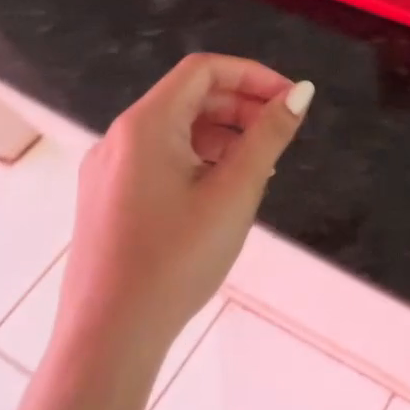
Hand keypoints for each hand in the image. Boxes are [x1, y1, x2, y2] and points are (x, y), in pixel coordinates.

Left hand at [15, 54, 312, 409]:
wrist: (107, 339)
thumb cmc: (176, 257)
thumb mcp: (236, 190)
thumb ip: (270, 134)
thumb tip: (302, 91)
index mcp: (145, 125)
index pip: (205, 70)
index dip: (253, 75)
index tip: (290, 99)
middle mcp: (119, 138)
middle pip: (190, 97)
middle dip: (242, 105)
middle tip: (282, 131)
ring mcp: (108, 170)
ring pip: (176, 129)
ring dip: (224, 133)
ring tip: (261, 166)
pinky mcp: (108, 200)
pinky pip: (160, 158)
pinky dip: (199, 158)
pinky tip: (225, 191)